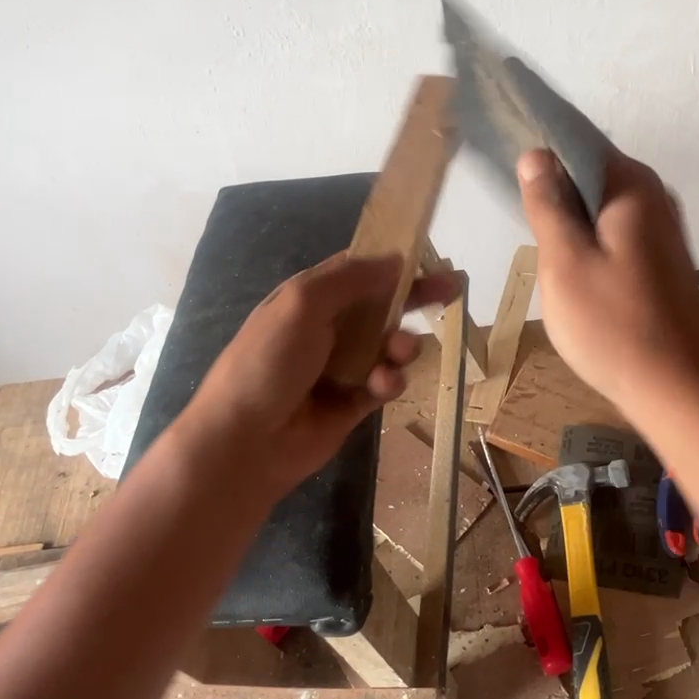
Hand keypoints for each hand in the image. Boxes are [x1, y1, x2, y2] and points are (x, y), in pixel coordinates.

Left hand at [174, 253, 459, 495]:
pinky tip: (381, 386)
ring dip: (402, 345)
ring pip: (389, 345)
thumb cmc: (269, 361)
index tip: (428, 259)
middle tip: (453, 289)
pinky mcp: (353, 403)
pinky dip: (389, 381)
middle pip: (381, 306)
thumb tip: (395, 260)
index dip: (392, 264)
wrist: (246, 440)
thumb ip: (351, 278)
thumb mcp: (302, 303)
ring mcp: (340, 367)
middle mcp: (327, 328)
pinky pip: (385, 383)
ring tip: (400, 353)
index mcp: (309, 298)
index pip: (358, 272)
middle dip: (415, 297)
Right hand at [518, 149, 698, 414]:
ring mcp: (665, 232)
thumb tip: (536, 154)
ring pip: (603, 211)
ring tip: (545, 255)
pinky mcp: (665, 263)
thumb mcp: (564, 261)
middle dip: (555, 194)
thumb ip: (548, 204)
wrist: (678, 390)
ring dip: (572, 224)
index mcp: (633, 186)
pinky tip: (575, 276)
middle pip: (592, 177)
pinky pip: (618, 236)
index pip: (579, 142)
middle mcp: (657, 197)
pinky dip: (592, 245)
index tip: (507, 173)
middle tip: (523, 226)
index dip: (541, 153)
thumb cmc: (612, 325)